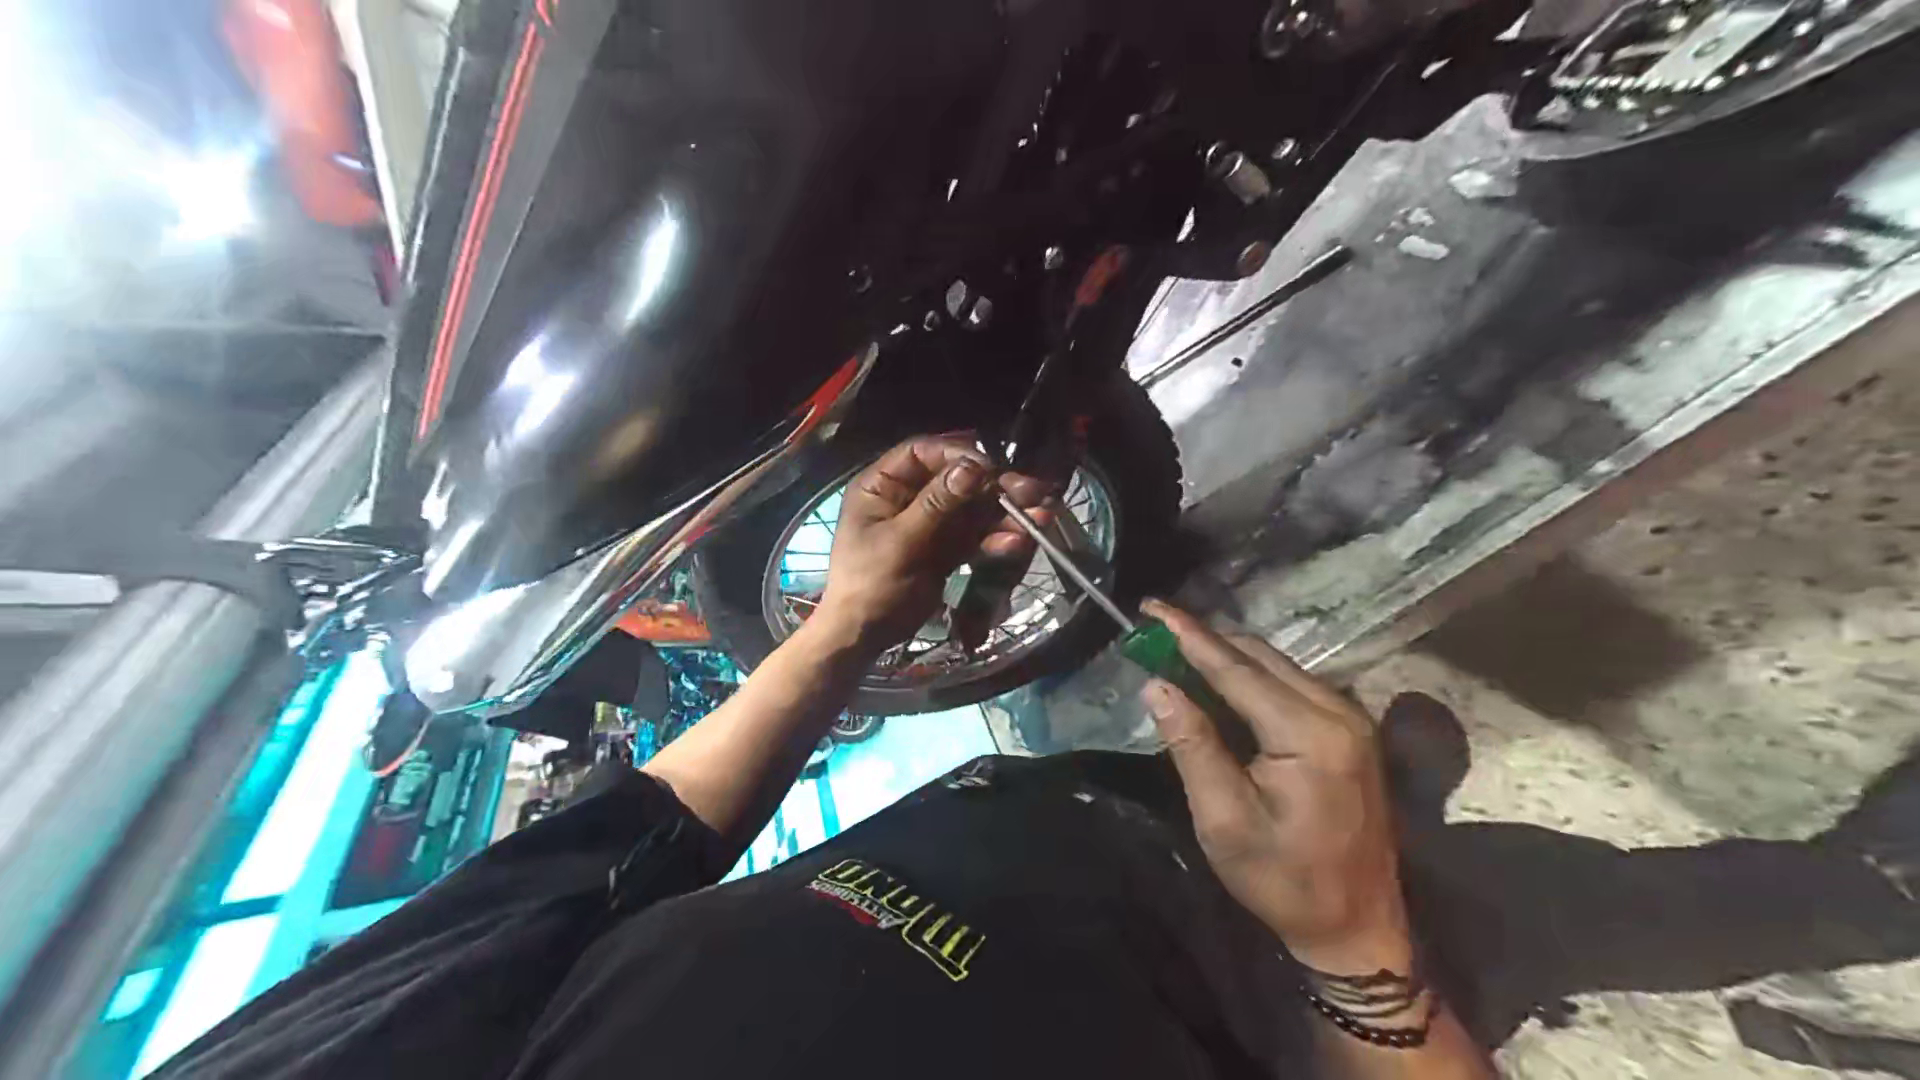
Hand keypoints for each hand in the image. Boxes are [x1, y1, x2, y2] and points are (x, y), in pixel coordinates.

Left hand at [814, 436, 1047, 650]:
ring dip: (1004, 514)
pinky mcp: (945, 548)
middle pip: (956, 480)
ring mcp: (929, 524)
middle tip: (1031, 492)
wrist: (863, 636)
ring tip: (1039, 518)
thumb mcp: (900, 542)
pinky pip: (974, 536)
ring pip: (972, 509)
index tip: (991, 468)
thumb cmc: (870, 584)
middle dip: (993, 487)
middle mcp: (908, 497)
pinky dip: (996, 539)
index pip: (923, 453)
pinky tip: (1017, 542)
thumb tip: (972, 467)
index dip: (958, 454)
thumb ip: (937, 504)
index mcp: (883, 486)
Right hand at [1138, 600, 1411, 972]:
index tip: (1151, 607)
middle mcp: (1337, 713)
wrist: (1358, 929)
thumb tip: (1156, 685)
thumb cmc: (1284, 879)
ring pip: (1274, 664)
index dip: (1188, 635)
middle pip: (1257, 655)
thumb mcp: (1223, 819)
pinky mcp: (1348, 731)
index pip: (1235, 668)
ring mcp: (1349, 719)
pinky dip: (1247, 673)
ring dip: (1223, 653)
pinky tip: (1217, 678)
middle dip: (1203, 637)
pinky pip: (1288, 682)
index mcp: (1309, 734)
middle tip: (1153, 629)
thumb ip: (1192, 745)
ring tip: (1175, 648)